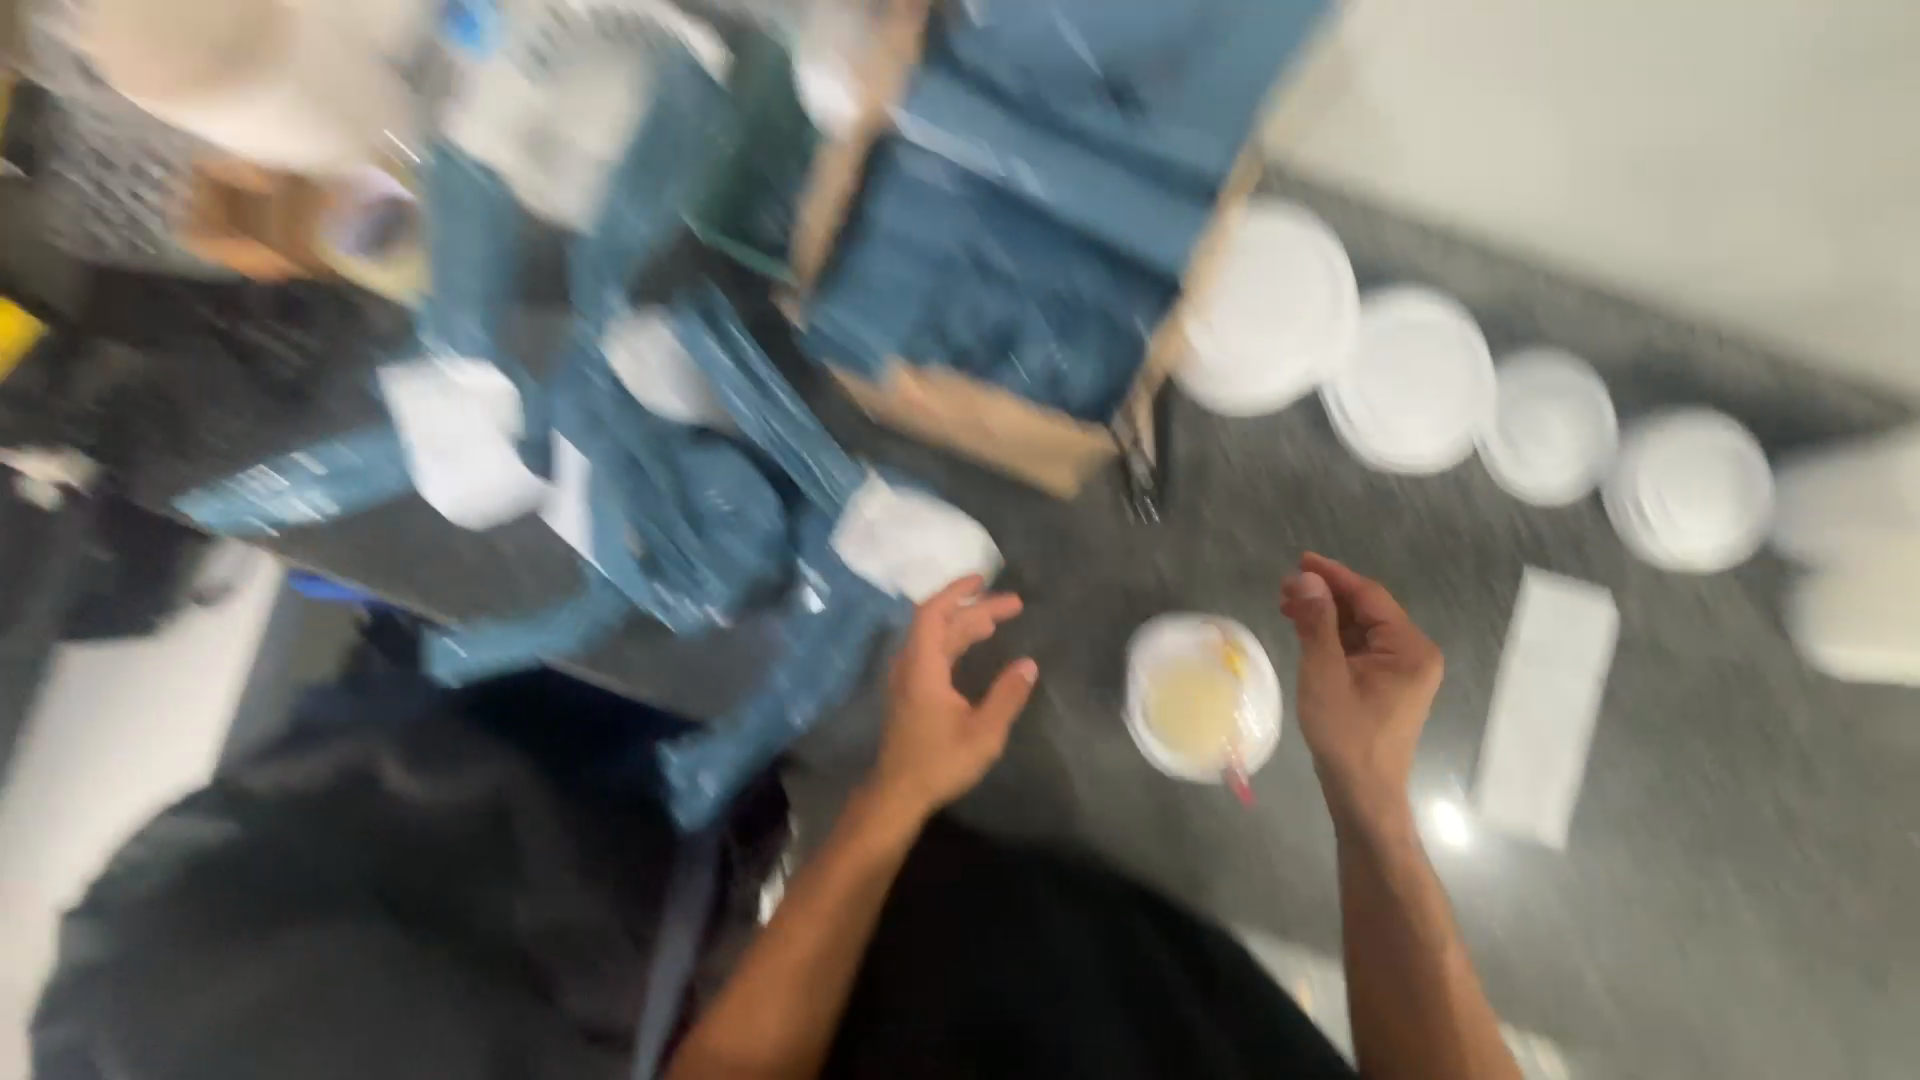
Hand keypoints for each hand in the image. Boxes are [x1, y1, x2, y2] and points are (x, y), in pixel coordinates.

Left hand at [872, 575, 1037, 820]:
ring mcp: (907, 679)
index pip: (934, 612)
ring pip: (936, 639)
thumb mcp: (983, 733)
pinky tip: (973, 647)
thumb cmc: (939, 762)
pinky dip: (955, 642)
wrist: (898, 793)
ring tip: (998, 621)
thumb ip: (1007, 696)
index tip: (983, 579)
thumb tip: (1029, 664)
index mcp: (923, 666)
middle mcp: (910, 665)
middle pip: (940, 623)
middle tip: (1014, 606)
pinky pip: (932, 652)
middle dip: (976, 609)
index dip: (957, 590)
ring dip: (965, 625)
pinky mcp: (909, 693)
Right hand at [1280, 553, 1443, 824]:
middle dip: (1325, 595)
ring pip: (1360, 628)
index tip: (1299, 561)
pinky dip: (1332, 636)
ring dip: (1325, 615)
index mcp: (1409, 648)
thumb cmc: (1346, 733)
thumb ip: (1318, 623)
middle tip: (1285, 588)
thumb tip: (1308, 580)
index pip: (1369, 596)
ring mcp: (1401, 671)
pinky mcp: (1385, 685)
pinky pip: (1359, 648)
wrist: (1362, 792)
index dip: (1333, 575)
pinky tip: (1305, 631)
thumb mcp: (1324, 674)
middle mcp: (1413, 654)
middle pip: (1366, 610)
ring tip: (1287, 606)